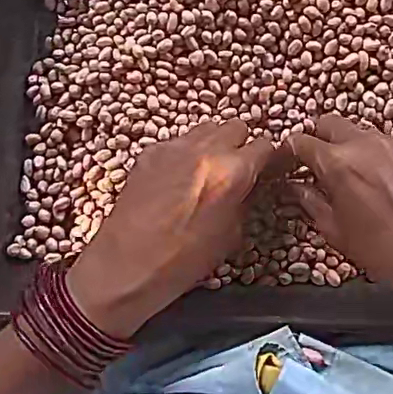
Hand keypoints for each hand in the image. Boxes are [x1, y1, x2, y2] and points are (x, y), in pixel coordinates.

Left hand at [68, 120, 276, 337]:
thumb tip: (250, 185)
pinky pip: (179, 142)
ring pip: (207, 128)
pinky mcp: (149, 152)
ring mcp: (172, 147)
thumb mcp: (229, 235)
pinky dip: (187, 154)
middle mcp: (203, 149)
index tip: (267, 170)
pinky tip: (180, 179)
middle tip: (238, 170)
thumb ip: (245, 199)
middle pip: (236, 127)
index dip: (268, 160)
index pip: (264, 146)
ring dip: (214, 145)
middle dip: (241, 146)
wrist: (124, 267)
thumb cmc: (179, 262)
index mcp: (230, 172)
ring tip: (209, 172)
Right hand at [285, 115, 392, 338]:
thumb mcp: (335, 230)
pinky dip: (376, 155)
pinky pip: (387, 144)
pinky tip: (382, 183)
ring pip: (360, 132)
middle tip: (317, 165)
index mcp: (338, 163)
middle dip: (319, 139)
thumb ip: (310, 201)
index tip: (289, 164)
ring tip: (352, 176)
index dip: (290, 151)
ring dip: (348, 146)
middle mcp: (365, 143)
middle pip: (329, 123)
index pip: (301, 140)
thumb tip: (294, 186)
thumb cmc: (383, 252)